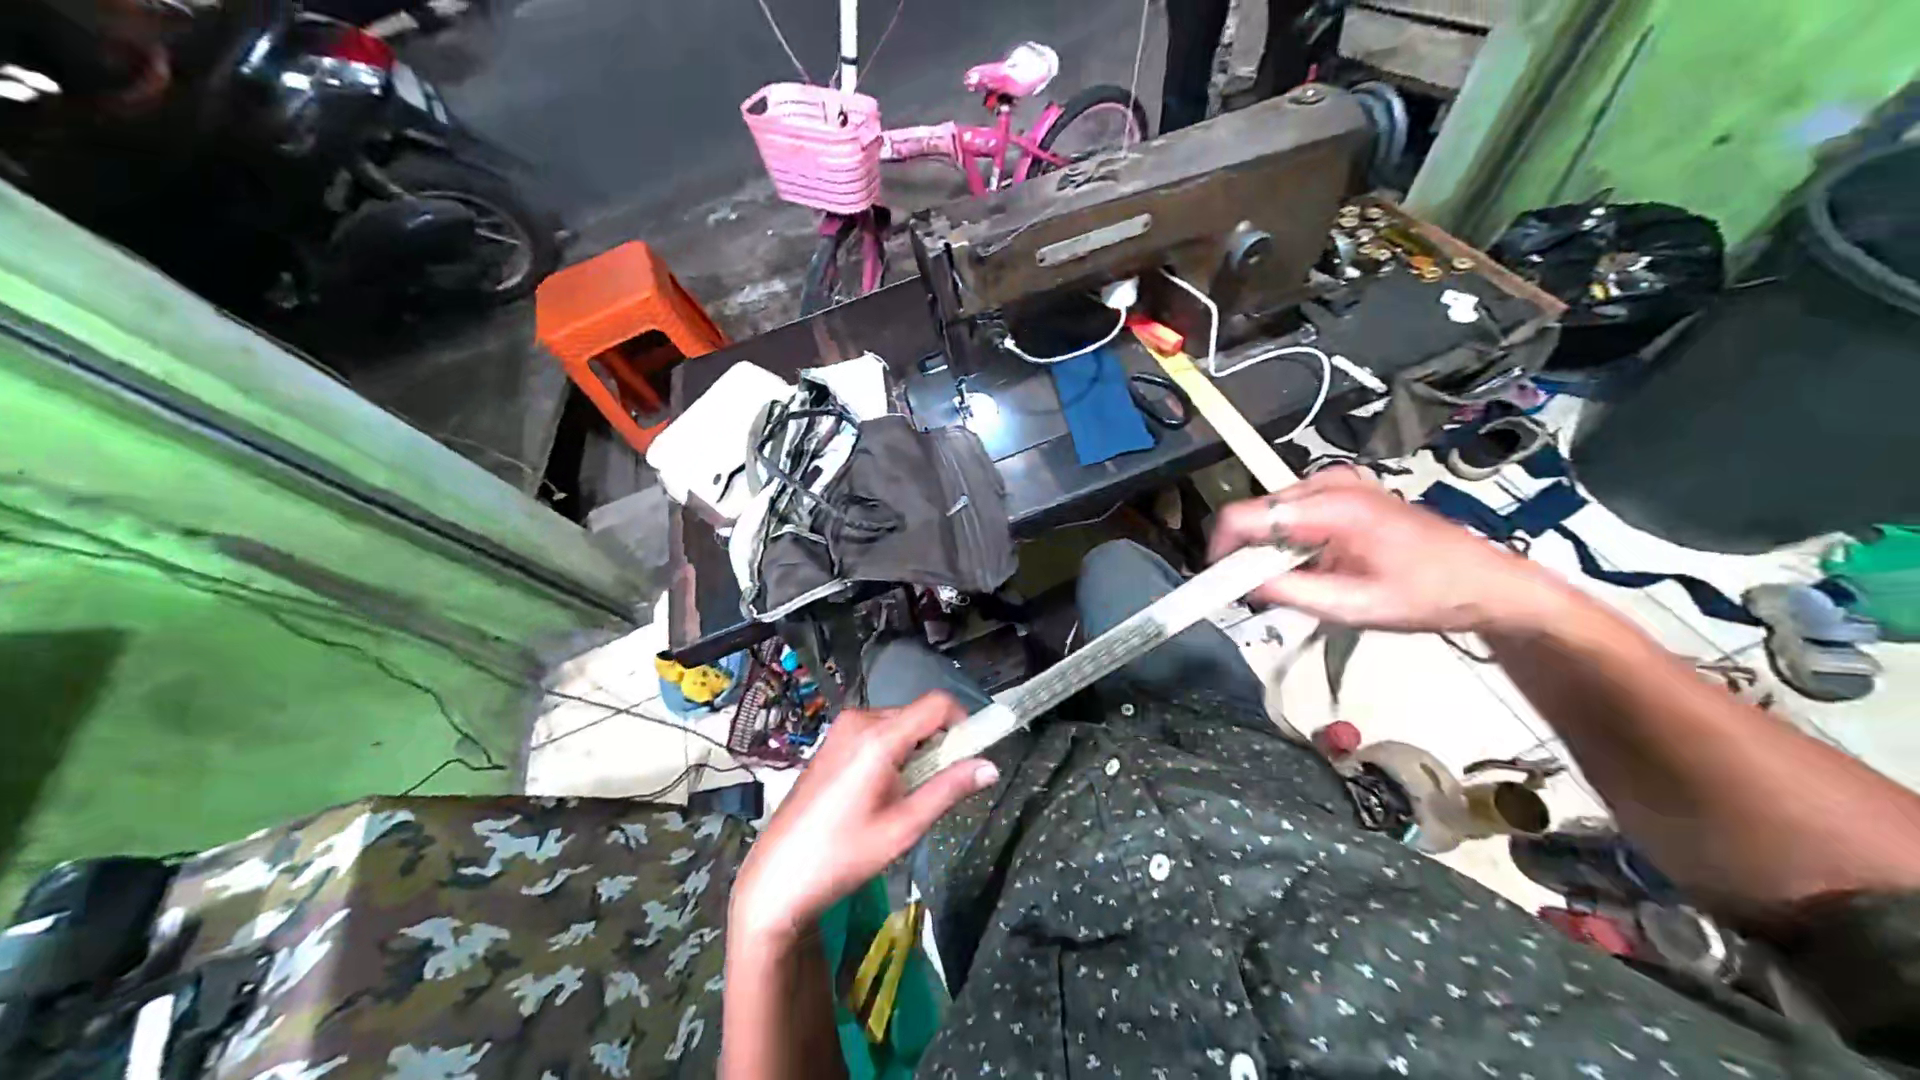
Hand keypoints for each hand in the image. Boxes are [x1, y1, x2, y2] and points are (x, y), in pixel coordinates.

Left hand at [729, 693, 997, 944]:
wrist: (778, 875)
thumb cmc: (843, 855)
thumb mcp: (904, 827)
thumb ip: (949, 790)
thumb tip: (991, 766)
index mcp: (878, 737)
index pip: (937, 704)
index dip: (963, 722)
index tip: (971, 755)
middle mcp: (859, 720)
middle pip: (918, 715)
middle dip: (938, 744)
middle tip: (936, 788)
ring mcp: (841, 729)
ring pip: (899, 724)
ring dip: (915, 750)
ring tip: (905, 796)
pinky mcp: (832, 741)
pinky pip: (877, 732)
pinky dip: (893, 752)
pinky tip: (882, 791)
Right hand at [1206, 467, 1573, 633]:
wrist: (1484, 582)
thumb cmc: (1429, 594)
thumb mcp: (1354, 608)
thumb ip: (1292, 593)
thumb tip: (1242, 585)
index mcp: (1334, 506)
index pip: (1246, 514)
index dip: (1221, 548)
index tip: (1217, 580)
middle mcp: (1331, 483)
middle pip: (1255, 512)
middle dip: (1247, 552)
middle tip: (1261, 590)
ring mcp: (1338, 483)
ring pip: (1269, 513)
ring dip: (1269, 548)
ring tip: (1296, 581)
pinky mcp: (1343, 490)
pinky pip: (1291, 512)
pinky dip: (1287, 541)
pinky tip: (1312, 565)